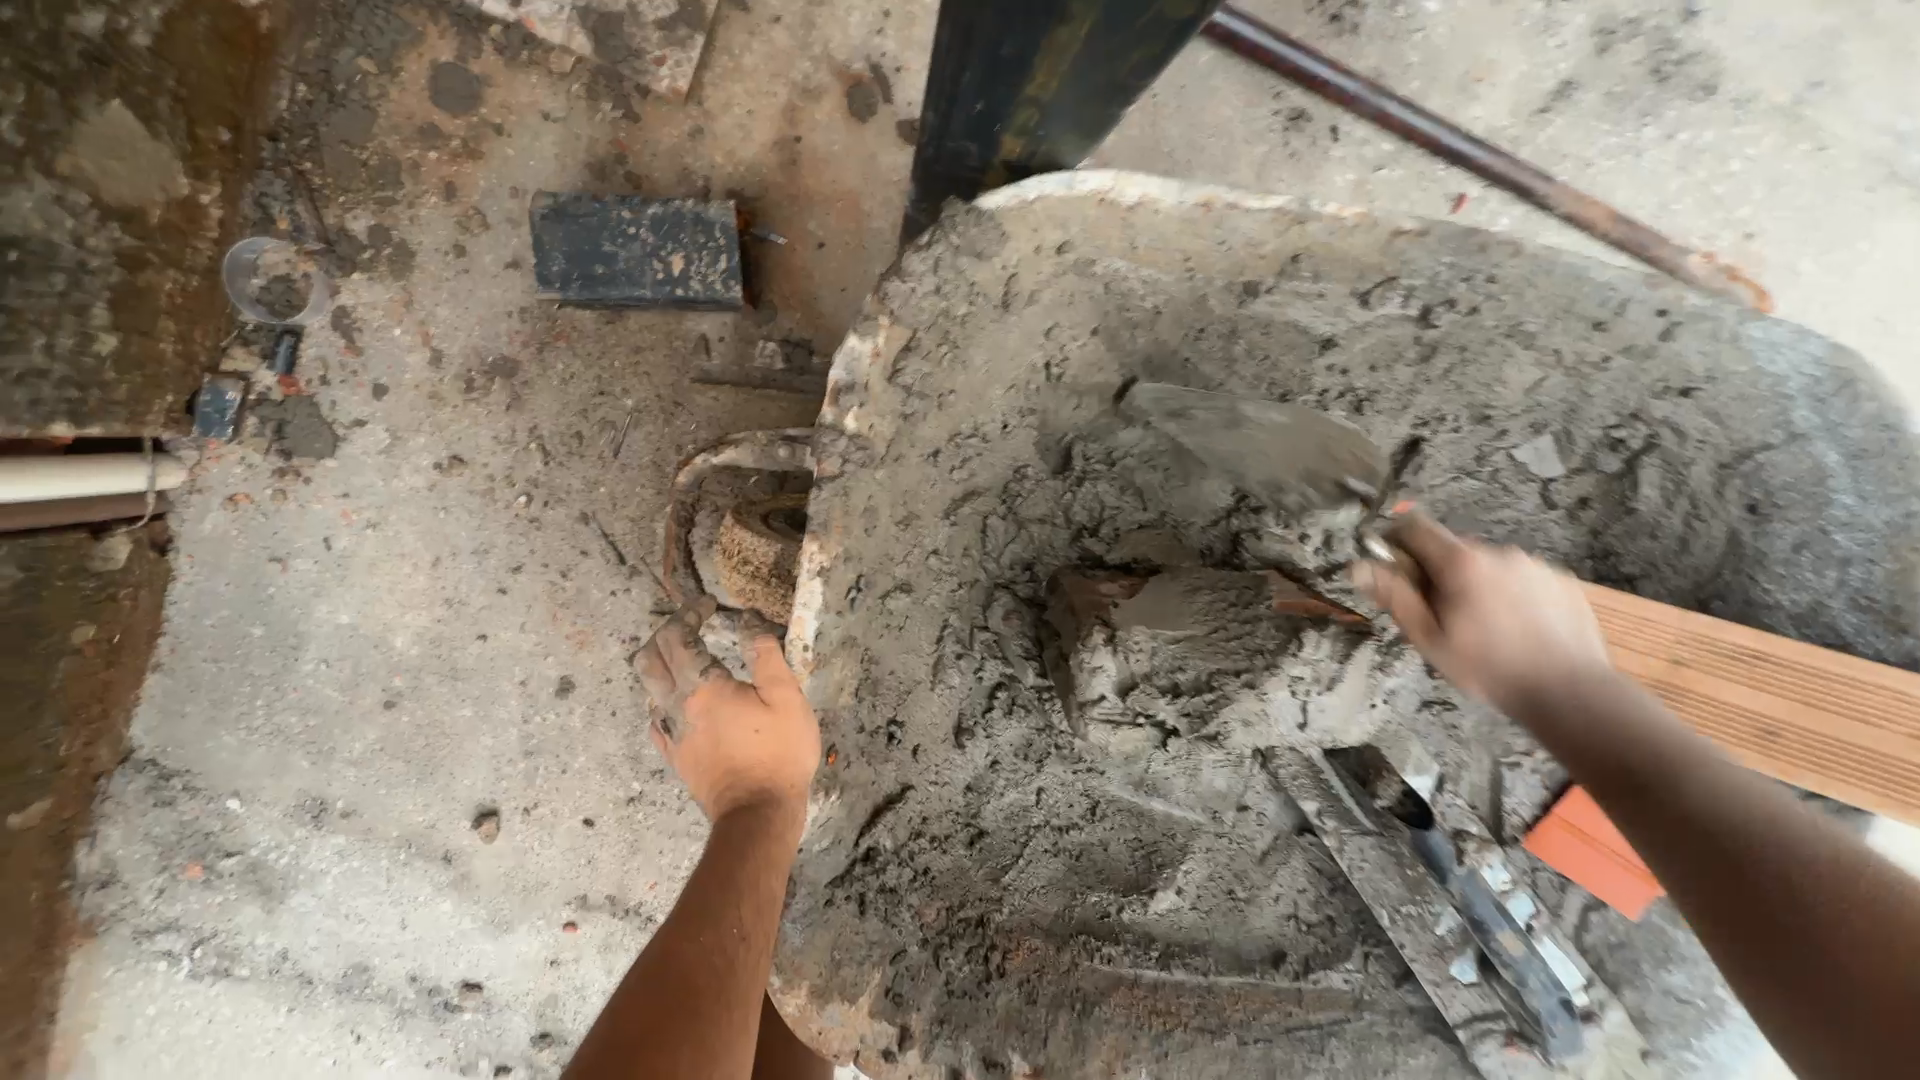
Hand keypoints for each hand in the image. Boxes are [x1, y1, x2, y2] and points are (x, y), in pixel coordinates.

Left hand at [633, 596, 820, 824]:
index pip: (677, 636)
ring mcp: (670, 733)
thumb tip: (749, 621)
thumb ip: (766, 654)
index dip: (690, 612)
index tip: (711, 604)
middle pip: (648, 658)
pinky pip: (655, 717)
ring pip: (648, 687)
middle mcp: (675, 706)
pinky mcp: (675, 755)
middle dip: (666, 632)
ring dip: (663, 662)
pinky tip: (683, 698)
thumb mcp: (787, 697)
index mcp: (702, 687)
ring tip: (691, 656)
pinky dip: (663, 695)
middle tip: (693, 624)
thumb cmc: (779, 753)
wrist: (758, 814)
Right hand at [1352, 512, 1611, 712]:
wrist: (1571, 691)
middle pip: (1452, 549)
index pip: (1415, 527)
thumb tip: (1357, 566)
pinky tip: (1516, 628)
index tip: (1393, 569)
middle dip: (1438, 572)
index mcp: (1461, 562)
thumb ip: (1394, 596)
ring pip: (1488, 564)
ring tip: (1483, 626)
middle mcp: (1498, 552)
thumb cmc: (1488, 668)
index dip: (1396, 541)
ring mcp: (1535, 564)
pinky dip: (1509, 593)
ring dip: (1475, 583)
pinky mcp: (1562, 581)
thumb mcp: (1428, 638)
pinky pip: (1521, 577)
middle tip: (1440, 614)